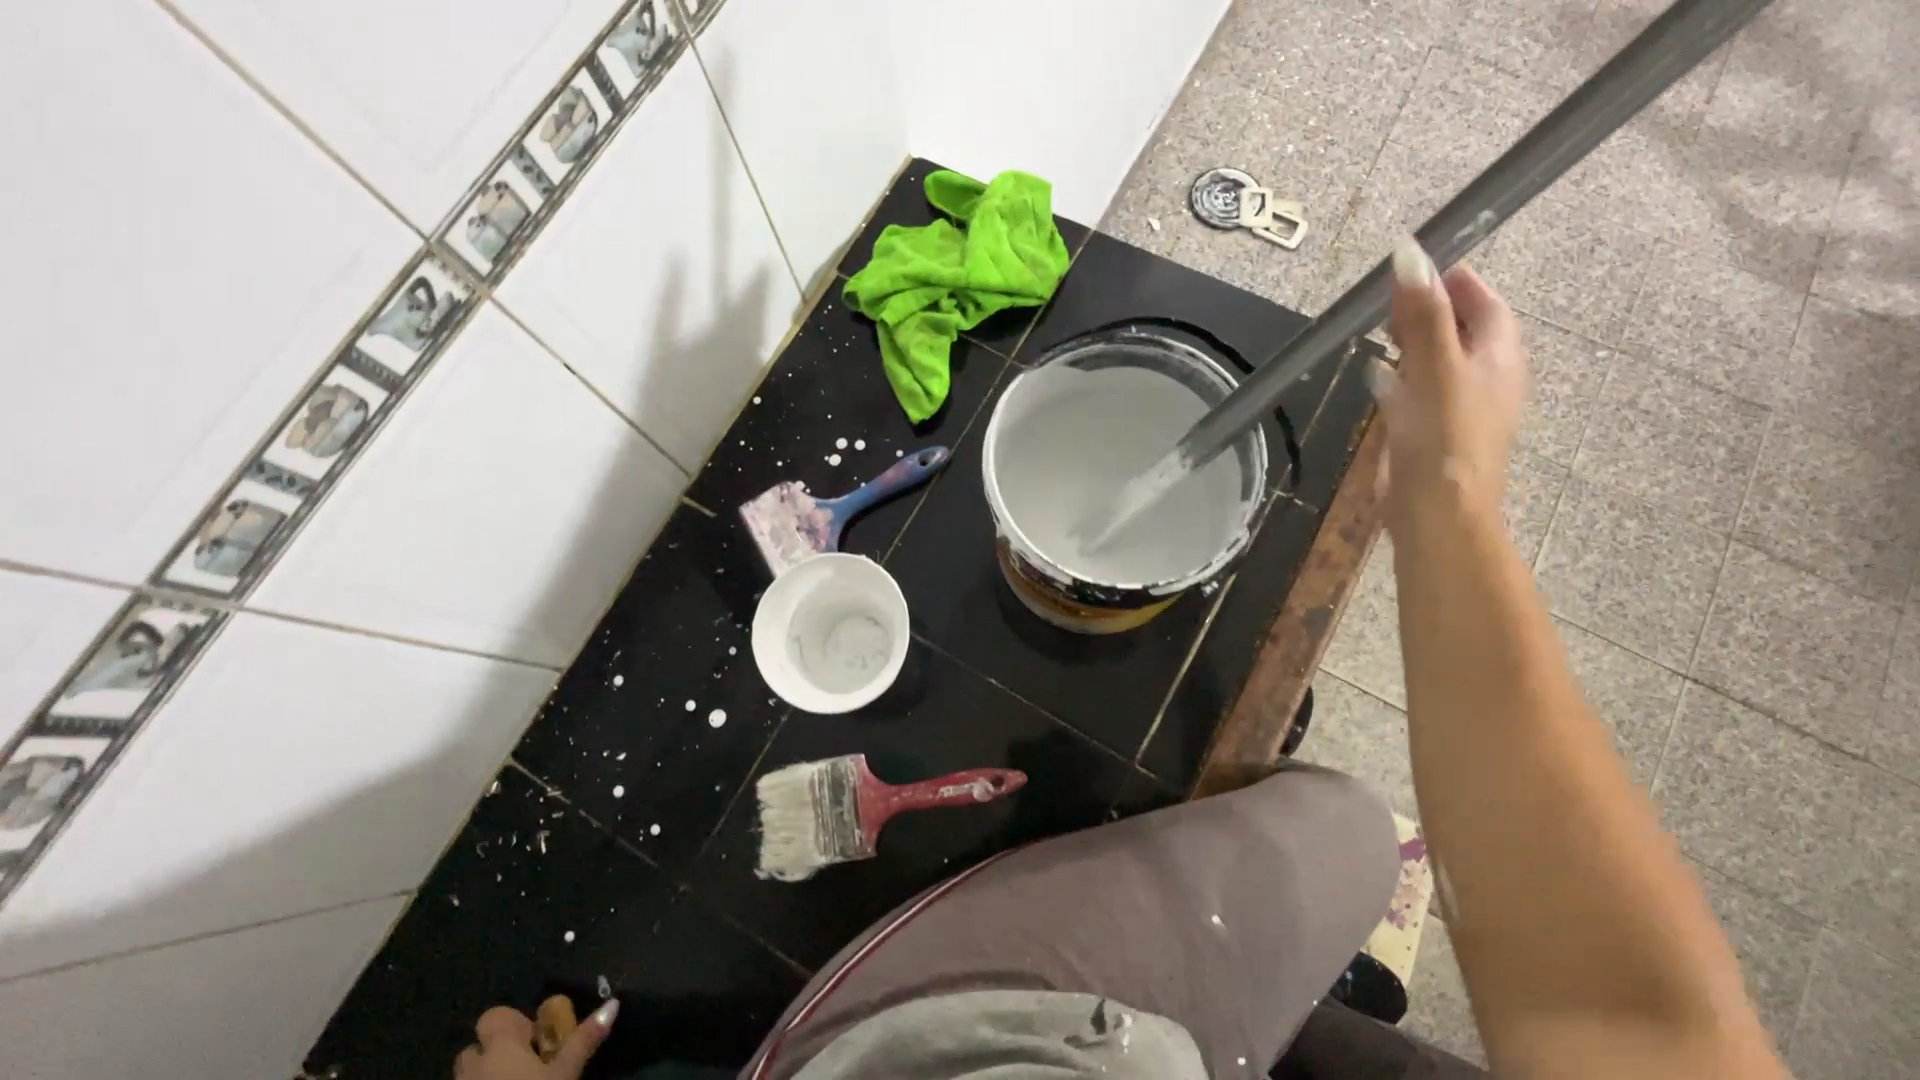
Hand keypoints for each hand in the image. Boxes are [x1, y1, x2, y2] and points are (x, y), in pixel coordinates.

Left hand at [454, 1000, 616, 1079]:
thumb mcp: (566, 1073)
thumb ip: (584, 1038)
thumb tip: (613, 1003)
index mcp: (500, 1046)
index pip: (494, 1016)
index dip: (513, 1023)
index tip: (535, 1038)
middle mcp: (473, 1066)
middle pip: (477, 1048)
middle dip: (497, 1052)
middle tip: (525, 1066)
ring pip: (469, 1075)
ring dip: (486, 1076)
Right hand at [1368, 237, 1529, 529]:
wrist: (1436, 513)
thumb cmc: (1444, 438)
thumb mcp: (1435, 368)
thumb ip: (1423, 313)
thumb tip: (1410, 252)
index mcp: (1499, 357)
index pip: (1484, 302)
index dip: (1454, 279)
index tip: (1415, 266)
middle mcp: (1486, 377)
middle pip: (1461, 328)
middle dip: (1429, 308)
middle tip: (1388, 298)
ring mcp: (1459, 406)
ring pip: (1438, 358)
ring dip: (1413, 340)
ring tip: (1379, 328)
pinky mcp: (1432, 430)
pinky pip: (1419, 389)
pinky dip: (1400, 373)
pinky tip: (1376, 374)